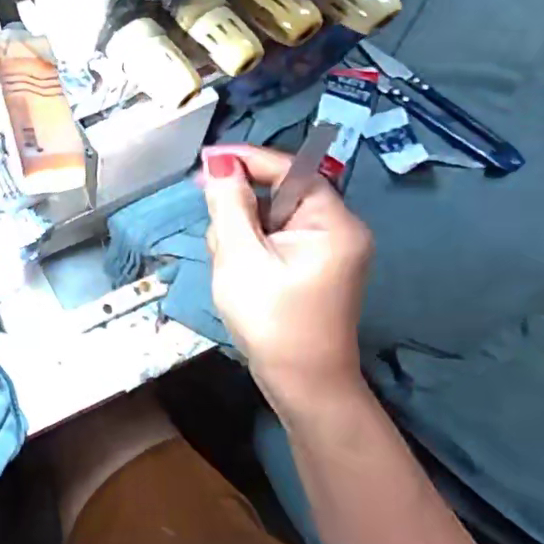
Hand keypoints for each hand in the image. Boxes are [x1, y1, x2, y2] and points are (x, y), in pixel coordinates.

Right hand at [199, 144, 373, 413]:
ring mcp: (326, 250)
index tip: (206, 159)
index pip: (289, 169)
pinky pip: (274, 239)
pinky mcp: (312, 266)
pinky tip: (239, 272)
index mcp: (332, 222)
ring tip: (229, 266)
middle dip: (240, 211)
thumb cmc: (272, 319)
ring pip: (270, 218)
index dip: (246, 159)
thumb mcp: (240, 256)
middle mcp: (337, 229)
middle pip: (277, 194)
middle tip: (218, 239)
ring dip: (241, 233)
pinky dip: (250, 248)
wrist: (302, 385)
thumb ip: (229, 204)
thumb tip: (220, 162)